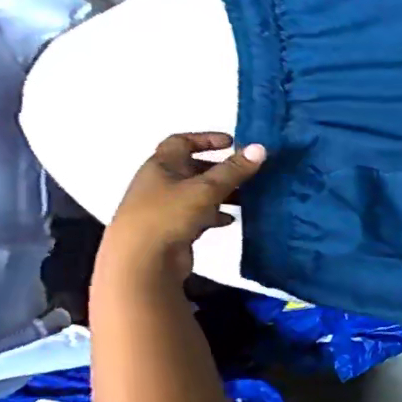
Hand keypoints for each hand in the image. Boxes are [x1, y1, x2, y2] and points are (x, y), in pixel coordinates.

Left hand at [98, 132, 265, 284]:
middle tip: (246, 172)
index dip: (206, 139)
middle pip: (193, 169)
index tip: (232, 142)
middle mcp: (160, 183)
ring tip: (247, 197)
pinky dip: (215, 215)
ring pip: (198, 194)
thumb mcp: (205, 189)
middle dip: (220, 169)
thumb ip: (233, 170)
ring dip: (221, 193)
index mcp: (161, 166)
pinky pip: (197, 216)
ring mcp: (165, 208)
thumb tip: (260, 148)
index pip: (181, 142)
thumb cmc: (169, 215)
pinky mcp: (172, 230)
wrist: (141, 262)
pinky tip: (231, 220)